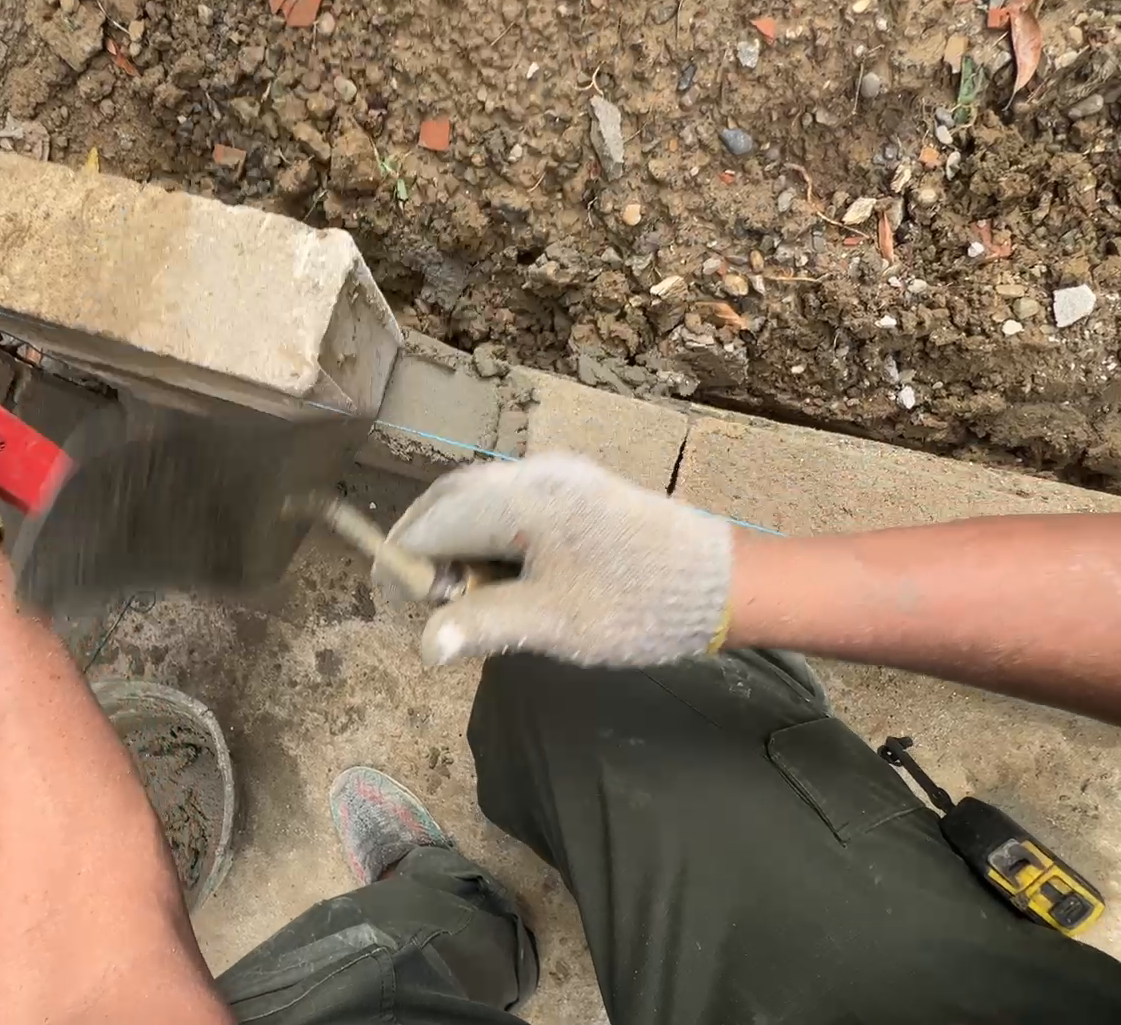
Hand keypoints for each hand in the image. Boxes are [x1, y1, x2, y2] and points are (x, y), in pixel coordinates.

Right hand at [385, 453, 735, 666]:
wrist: (723, 585)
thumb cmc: (636, 605)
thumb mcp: (554, 622)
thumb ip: (482, 624)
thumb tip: (425, 646)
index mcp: (522, 498)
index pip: (433, 520)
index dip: (404, 559)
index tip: (396, 599)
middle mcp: (534, 474)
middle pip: (450, 499)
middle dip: (428, 546)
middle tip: (427, 596)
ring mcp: (558, 477)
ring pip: (479, 501)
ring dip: (459, 541)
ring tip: (466, 590)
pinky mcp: (576, 489)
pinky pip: (511, 505)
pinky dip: (490, 536)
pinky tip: (503, 571)